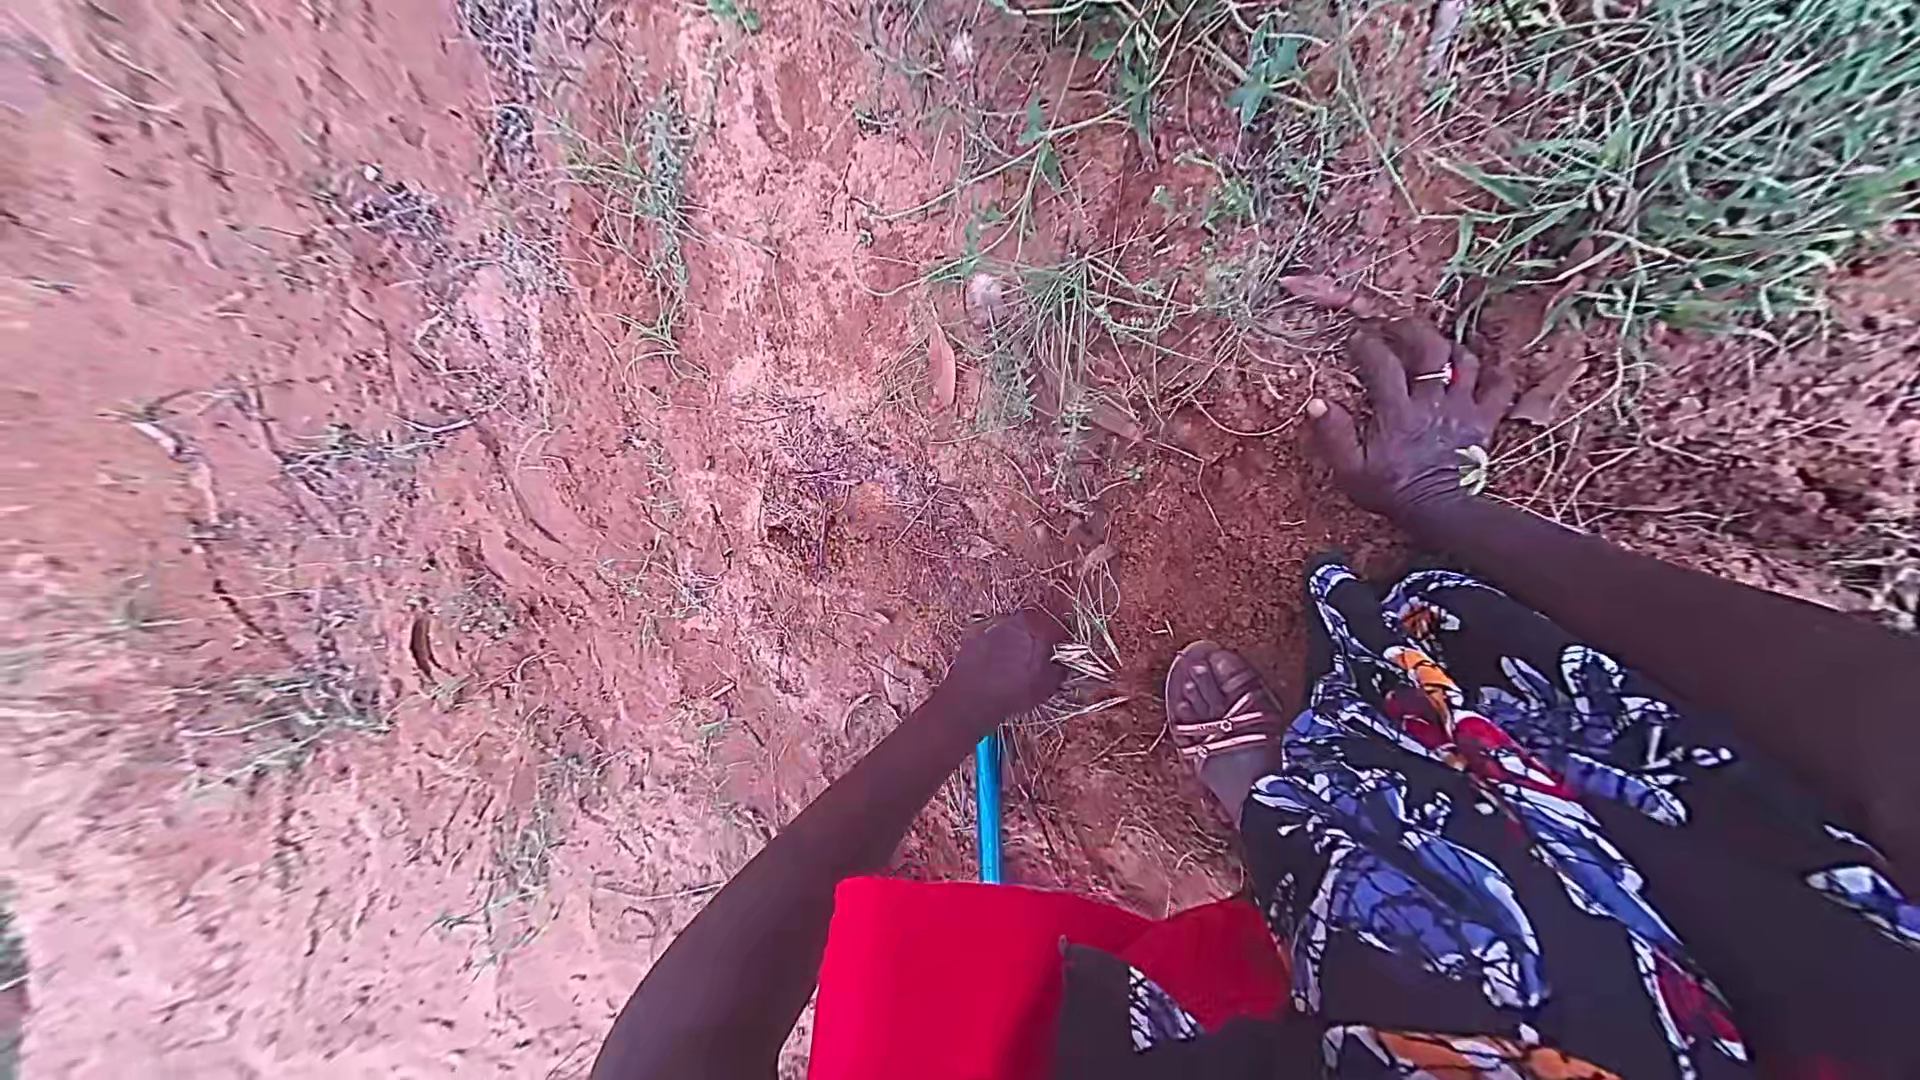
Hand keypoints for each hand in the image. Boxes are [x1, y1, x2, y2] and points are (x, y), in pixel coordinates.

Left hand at [931, 610, 1067, 727]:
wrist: (971, 699)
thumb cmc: (1012, 690)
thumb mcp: (1048, 685)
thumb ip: (1059, 671)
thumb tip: (1061, 668)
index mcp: (1035, 625)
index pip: (1057, 630)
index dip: (1061, 645)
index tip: (1062, 657)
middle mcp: (1012, 620)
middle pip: (1032, 628)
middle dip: (1037, 644)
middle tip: (1039, 664)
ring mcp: (989, 628)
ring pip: (1009, 634)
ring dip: (1014, 647)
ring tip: (1016, 671)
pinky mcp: (971, 639)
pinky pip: (990, 643)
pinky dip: (995, 653)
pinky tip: (996, 671)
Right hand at [1306, 318, 1516, 519]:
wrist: (1435, 509)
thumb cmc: (1386, 489)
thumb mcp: (1348, 467)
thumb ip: (1333, 433)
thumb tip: (1316, 401)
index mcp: (1397, 412)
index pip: (1383, 366)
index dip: (1368, 347)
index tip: (1355, 338)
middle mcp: (1433, 403)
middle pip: (1430, 351)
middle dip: (1411, 330)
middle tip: (1395, 325)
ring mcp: (1463, 408)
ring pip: (1465, 361)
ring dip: (1448, 345)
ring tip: (1432, 341)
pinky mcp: (1485, 419)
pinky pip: (1499, 385)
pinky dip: (1492, 369)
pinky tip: (1477, 366)